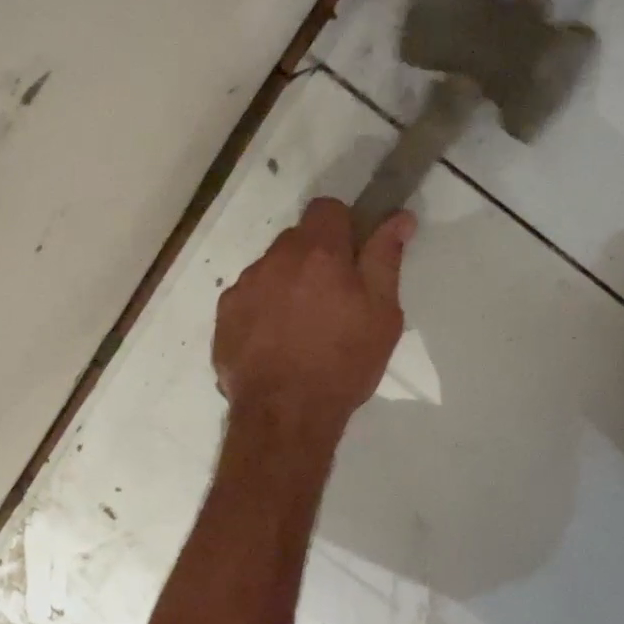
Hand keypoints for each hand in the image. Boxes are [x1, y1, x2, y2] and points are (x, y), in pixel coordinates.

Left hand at [213, 198, 414, 428]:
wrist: (285, 414)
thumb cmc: (343, 364)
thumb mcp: (382, 314)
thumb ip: (385, 258)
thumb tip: (399, 217)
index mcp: (317, 252)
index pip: (327, 208)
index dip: (343, 226)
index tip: (353, 256)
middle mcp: (274, 259)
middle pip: (296, 240)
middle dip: (314, 259)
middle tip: (333, 301)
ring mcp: (243, 287)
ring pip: (270, 271)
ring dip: (286, 286)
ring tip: (301, 330)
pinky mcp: (224, 316)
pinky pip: (247, 300)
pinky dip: (261, 312)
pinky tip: (274, 345)